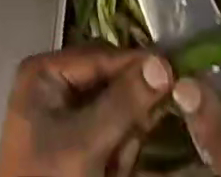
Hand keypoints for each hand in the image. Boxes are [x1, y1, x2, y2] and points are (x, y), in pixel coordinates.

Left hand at [0, 46, 173, 176]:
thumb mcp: (85, 144)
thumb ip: (123, 103)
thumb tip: (162, 64)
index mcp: (45, 71)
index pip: (102, 56)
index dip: (138, 64)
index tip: (175, 74)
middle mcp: (55, 82)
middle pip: (112, 82)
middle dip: (128, 116)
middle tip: (129, 144)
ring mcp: (65, 112)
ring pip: (117, 110)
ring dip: (124, 140)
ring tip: (111, 168)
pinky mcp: (76, 139)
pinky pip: (112, 132)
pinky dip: (118, 153)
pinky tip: (110, 172)